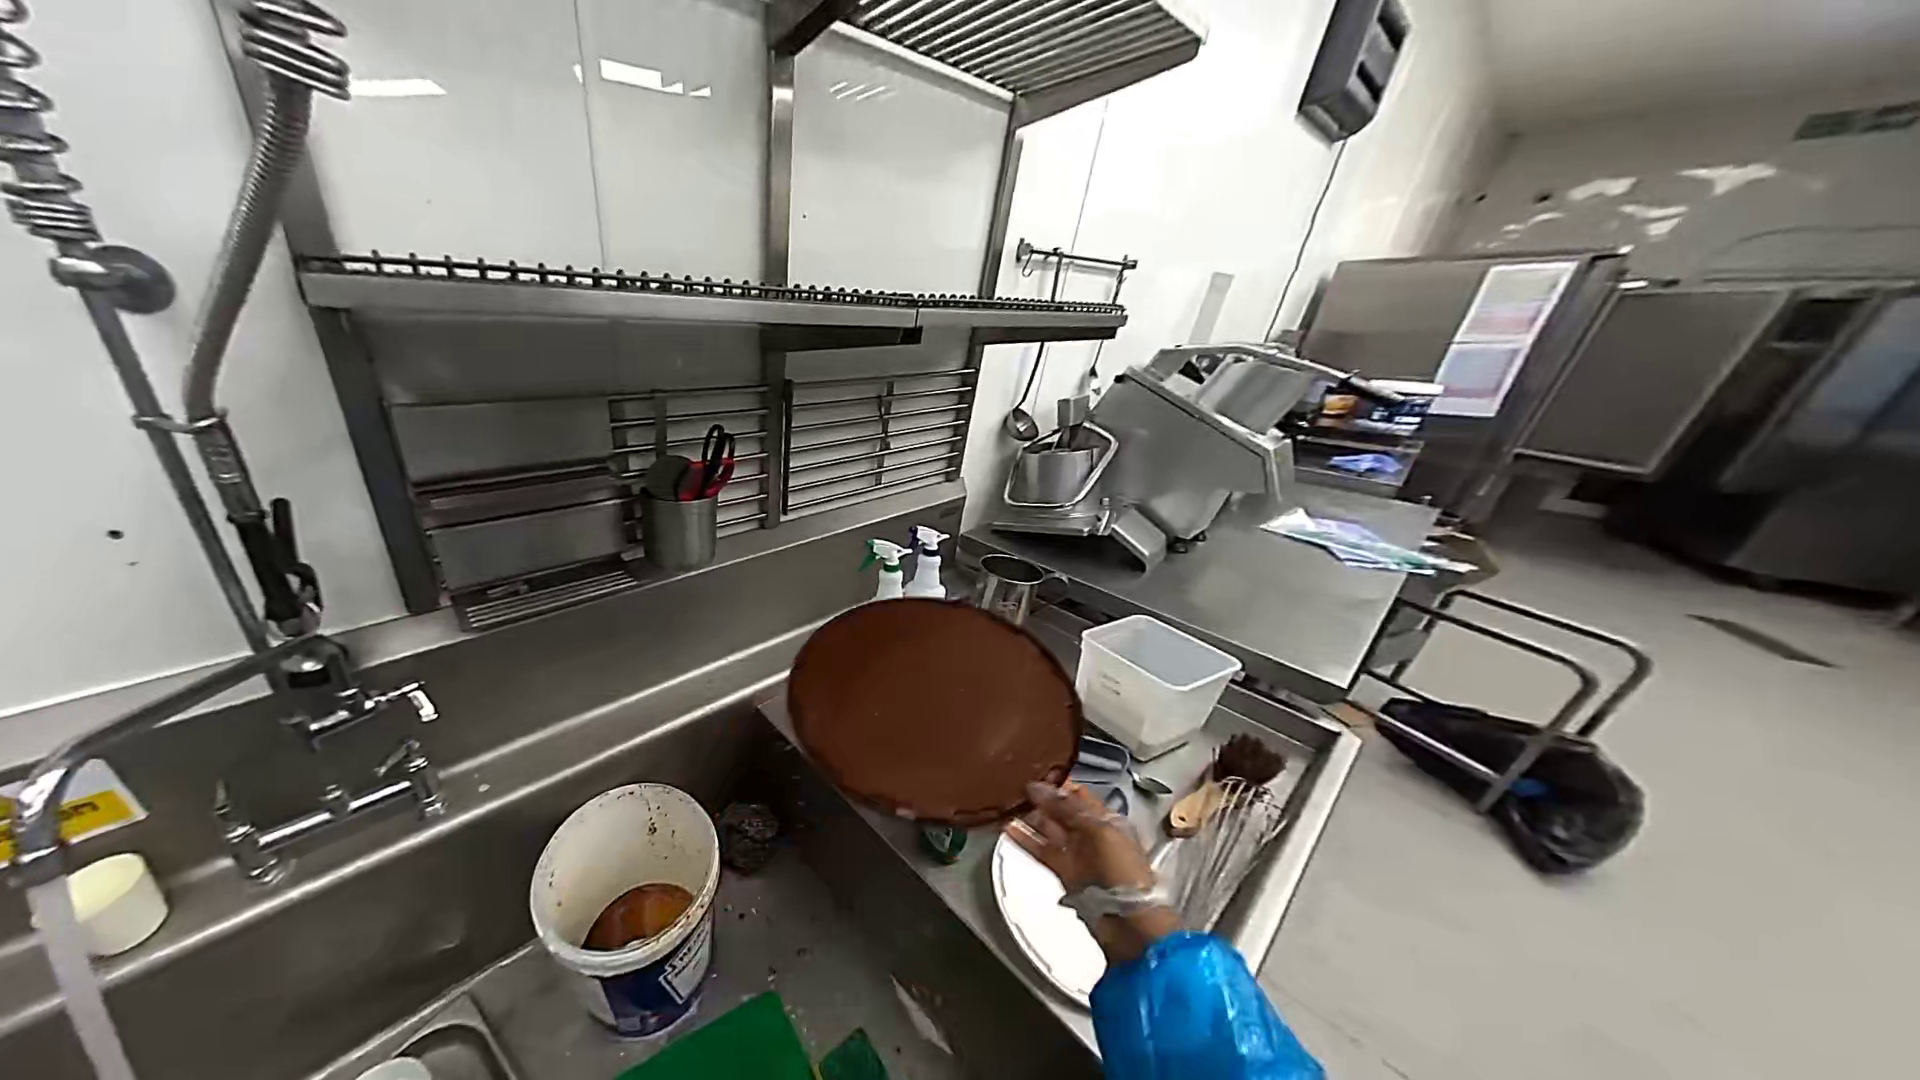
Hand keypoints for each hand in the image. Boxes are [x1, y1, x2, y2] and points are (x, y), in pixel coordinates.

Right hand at [1005, 781, 1179, 964]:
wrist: (1130, 924)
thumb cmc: (1123, 872)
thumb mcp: (1099, 831)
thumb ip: (1069, 808)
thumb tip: (1041, 787)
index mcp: (1106, 819)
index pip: (1079, 795)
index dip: (1059, 783)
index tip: (1036, 771)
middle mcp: (1091, 834)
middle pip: (1062, 811)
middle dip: (1042, 798)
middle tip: (1016, 785)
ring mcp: (1077, 854)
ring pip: (1049, 830)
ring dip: (1030, 817)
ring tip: (1007, 803)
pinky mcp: (1065, 873)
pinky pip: (1042, 851)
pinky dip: (1026, 840)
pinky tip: (1008, 828)